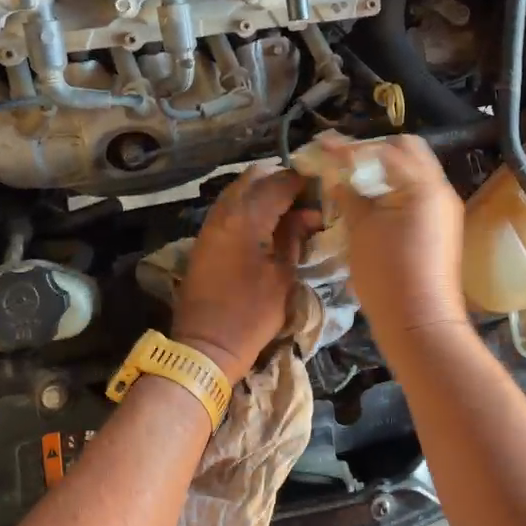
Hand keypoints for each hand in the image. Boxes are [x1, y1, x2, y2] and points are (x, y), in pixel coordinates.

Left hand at [173, 163, 318, 378]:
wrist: (204, 347)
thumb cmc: (250, 315)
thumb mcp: (282, 277)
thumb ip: (294, 237)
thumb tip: (309, 214)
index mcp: (246, 219)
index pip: (278, 184)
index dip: (301, 181)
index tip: (321, 186)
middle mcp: (224, 213)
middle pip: (254, 179)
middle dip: (280, 180)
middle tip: (305, 195)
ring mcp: (210, 224)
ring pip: (238, 190)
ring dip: (263, 191)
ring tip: (290, 206)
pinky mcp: (205, 238)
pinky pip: (229, 207)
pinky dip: (249, 205)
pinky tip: (268, 220)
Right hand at [315, 133, 466, 339]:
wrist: (420, 325)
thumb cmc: (386, 275)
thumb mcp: (360, 229)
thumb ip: (349, 194)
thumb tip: (336, 175)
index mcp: (423, 185)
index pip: (384, 150)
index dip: (350, 149)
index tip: (321, 147)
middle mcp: (440, 189)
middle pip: (407, 151)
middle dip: (372, 152)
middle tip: (341, 162)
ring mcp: (444, 208)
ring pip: (413, 170)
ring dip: (383, 169)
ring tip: (351, 180)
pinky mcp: (441, 226)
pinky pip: (417, 192)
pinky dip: (394, 188)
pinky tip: (369, 200)